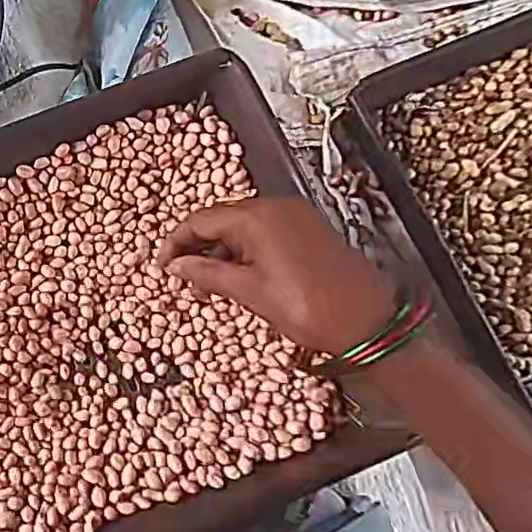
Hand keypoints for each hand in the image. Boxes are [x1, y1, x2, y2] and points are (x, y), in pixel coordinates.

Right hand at [156, 198, 395, 354]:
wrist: (367, 323)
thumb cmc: (308, 307)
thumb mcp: (247, 291)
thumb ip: (206, 273)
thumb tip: (177, 266)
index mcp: (257, 218)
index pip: (200, 220)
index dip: (176, 243)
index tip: (164, 266)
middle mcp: (276, 209)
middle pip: (220, 219)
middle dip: (197, 247)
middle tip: (183, 277)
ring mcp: (295, 218)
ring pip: (241, 226)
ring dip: (219, 250)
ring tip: (209, 283)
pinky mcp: (308, 231)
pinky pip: (263, 232)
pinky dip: (243, 251)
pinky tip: (237, 276)